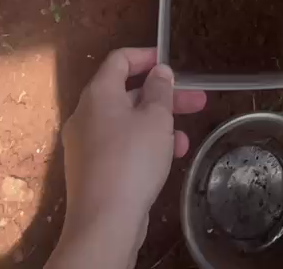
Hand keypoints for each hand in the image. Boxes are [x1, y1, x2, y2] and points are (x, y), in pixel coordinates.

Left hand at [51, 48, 206, 268]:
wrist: (104, 224)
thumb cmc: (132, 160)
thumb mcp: (156, 118)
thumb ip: (160, 89)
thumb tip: (159, 72)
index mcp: (98, 94)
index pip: (119, 60)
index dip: (145, 57)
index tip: (169, 63)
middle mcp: (86, 115)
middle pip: (128, 93)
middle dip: (164, 96)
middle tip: (196, 100)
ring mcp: (86, 145)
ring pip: (128, 122)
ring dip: (158, 124)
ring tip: (185, 138)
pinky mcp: (92, 171)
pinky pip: (121, 146)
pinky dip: (144, 145)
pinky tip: (169, 158)